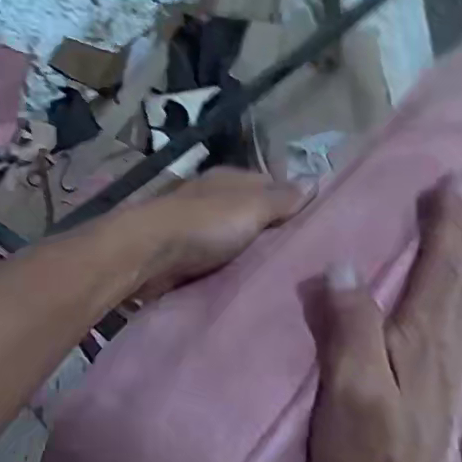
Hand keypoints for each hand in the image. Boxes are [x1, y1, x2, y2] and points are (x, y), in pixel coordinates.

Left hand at [127, 168, 307, 296]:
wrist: (146, 254)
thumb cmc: (204, 225)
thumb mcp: (251, 207)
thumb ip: (282, 198)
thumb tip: (315, 179)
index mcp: (230, 179)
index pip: (272, 185)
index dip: (294, 203)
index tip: (315, 227)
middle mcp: (213, 198)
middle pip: (252, 213)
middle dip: (273, 232)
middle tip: (304, 258)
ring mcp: (196, 227)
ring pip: (235, 238)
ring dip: (251, 253)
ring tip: (281, 276)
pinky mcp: (184, 254)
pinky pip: (217, 260)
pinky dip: (230, 269)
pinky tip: (247, 283)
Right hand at [309, 184, 461, 461]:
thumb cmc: (367, 450)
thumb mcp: (347, 386)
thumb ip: (349, 325)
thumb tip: (344, 267)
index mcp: (424, 334)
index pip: (440, 265)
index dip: (446, 222)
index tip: (452, 183)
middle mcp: (450, 343)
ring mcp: (457, 367)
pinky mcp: (453, 388)